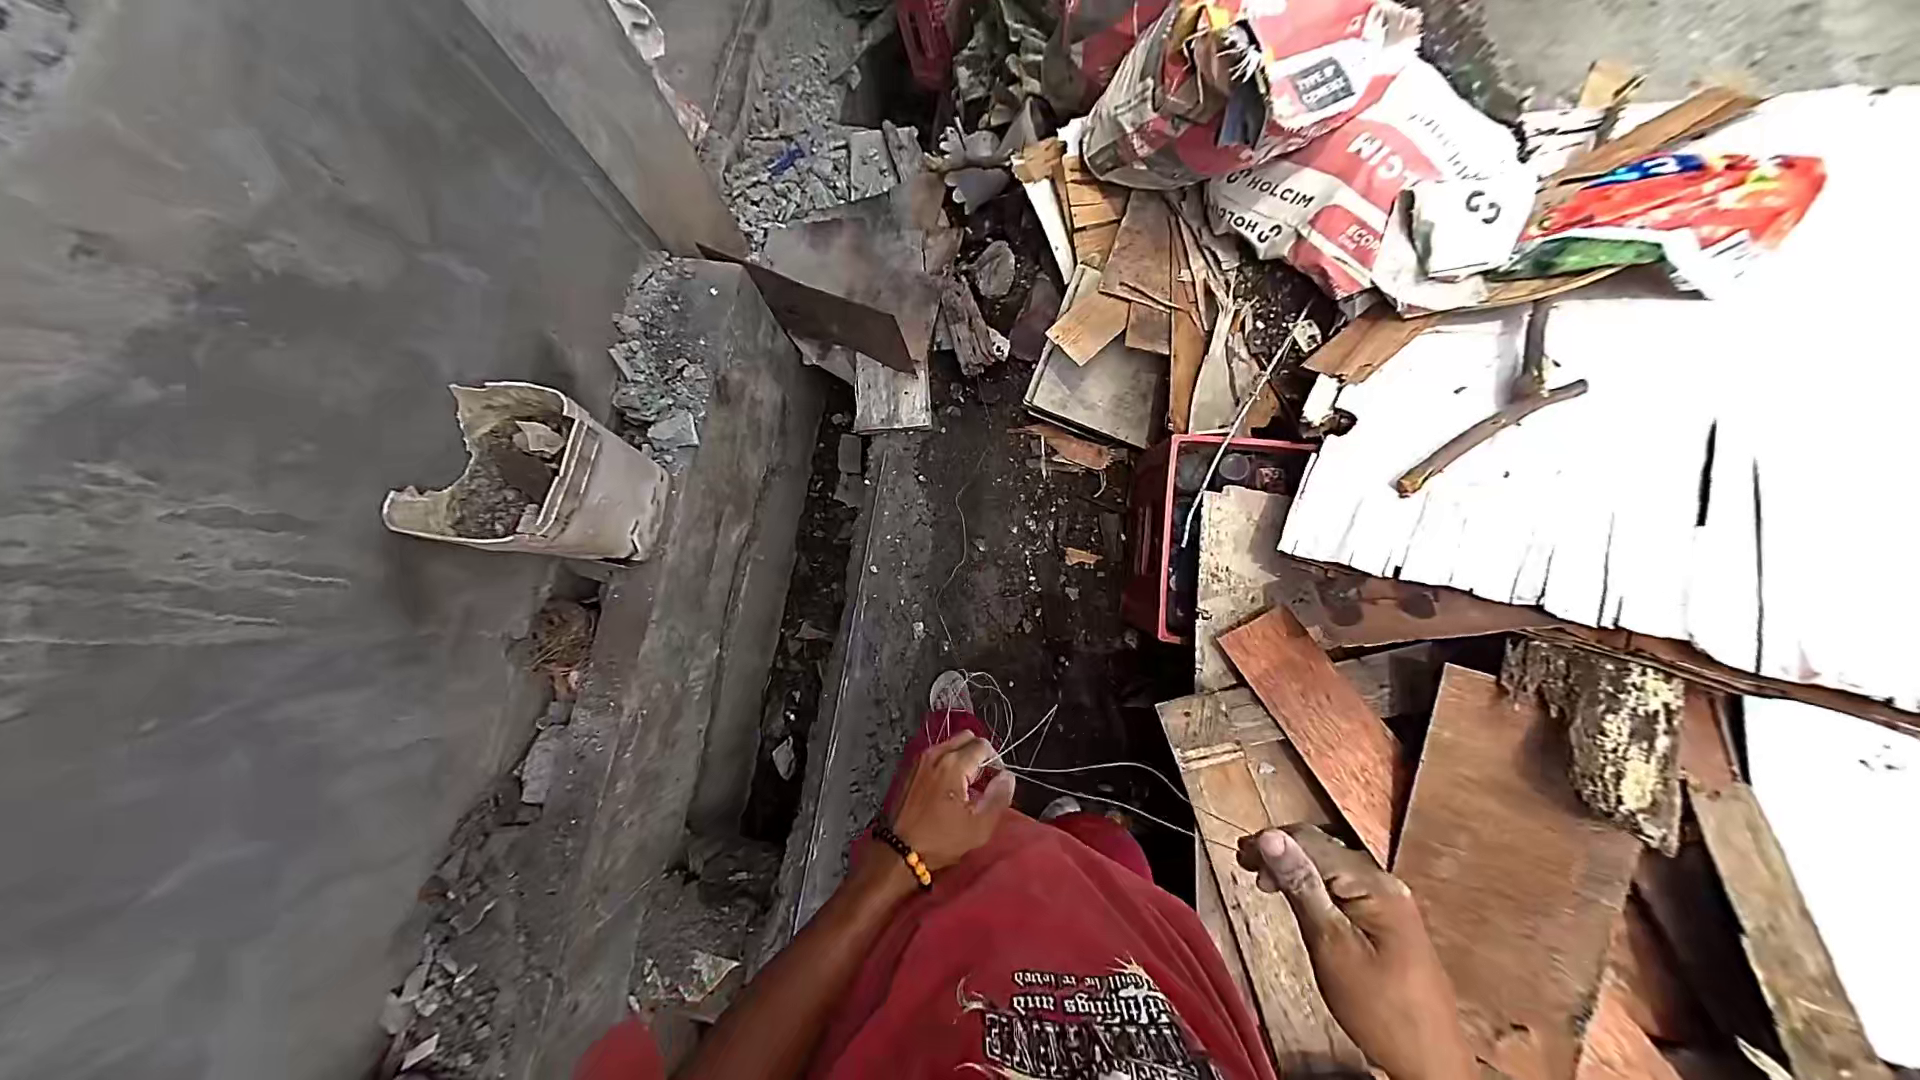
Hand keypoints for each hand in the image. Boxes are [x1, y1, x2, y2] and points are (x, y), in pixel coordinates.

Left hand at [889, 733, 1015, 870]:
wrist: (899, 851)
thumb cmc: (941, 840)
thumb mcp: (979, 826)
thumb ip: (999, 796)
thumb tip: (1007, 776)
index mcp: (953, 763)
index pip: (984, 746)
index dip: (996, 762)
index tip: (996, 783)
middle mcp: (935, 754)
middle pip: (966, 737)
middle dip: (979, 754)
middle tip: (983, 781)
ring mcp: (920, 759)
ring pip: (950, 744)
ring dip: (963, 758)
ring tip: (966, 787)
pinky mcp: (910, 768)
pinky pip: (936, 754)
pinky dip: (947, 762)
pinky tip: (948, 788)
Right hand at [1238, 825, 1474, 1079]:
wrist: (1432, 1066)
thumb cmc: (1379, 1010)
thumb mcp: (1330, 944)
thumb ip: (1300, 885)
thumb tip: (1270, 836)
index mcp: (1374, 884)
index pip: (1310, 842)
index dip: (1270, 842)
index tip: (1240, 855)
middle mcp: (1384, 883)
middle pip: (1321, 848)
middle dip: (1280, 851)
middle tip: (1245, 864)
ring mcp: (1389, 901)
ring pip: (1329, 864)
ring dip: (1293, 865)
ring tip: (1263, 877)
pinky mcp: (1387, 919)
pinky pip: (1341, 884)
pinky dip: (1312, 883)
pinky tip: (1295, 893)